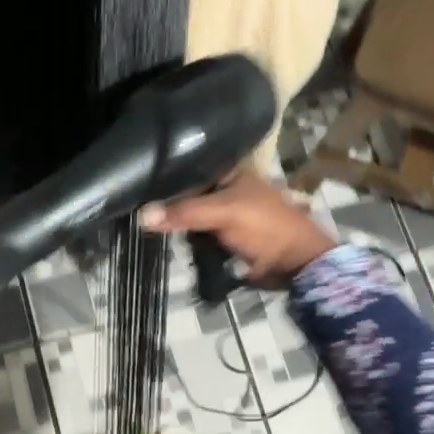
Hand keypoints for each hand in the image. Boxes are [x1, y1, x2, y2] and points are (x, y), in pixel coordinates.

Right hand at [138, 170, 335, 285]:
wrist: (295, 264)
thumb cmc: (266, 226)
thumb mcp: (224, 213)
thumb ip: (184, 212)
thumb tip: (142, 216)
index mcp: (231, 172)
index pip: (190, 169)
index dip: (166, 178)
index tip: (138, 187)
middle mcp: (226, 189)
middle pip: (187, 195)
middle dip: (168, 206)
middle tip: (138, 212)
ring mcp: (225, 215)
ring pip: (190, 217)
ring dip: (174, 227)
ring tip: (146, 229)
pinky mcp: (224, 239)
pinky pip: (197, 237)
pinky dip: (186, 241)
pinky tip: (166, 241)